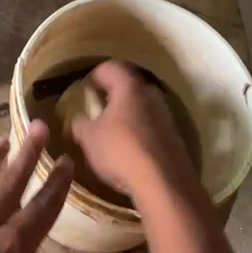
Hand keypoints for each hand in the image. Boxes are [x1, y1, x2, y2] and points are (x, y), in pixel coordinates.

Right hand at [67, 60, 197, 204]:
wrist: (164, 185)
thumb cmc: (121, 151)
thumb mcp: (88, 138)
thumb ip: (78, 123)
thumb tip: (76, 119)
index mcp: (129, 87)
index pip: (109, 67)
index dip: (93, 76)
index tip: (84, 91)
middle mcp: (151, 94)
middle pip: (127, 86)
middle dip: (110, 96)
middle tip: (95, 112)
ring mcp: (166, 116)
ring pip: (141, 107)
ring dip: (126, 115)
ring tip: (111, 134)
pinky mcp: (174, 137)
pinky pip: (151, 126)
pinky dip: (138, 132)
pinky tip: (129, 151)